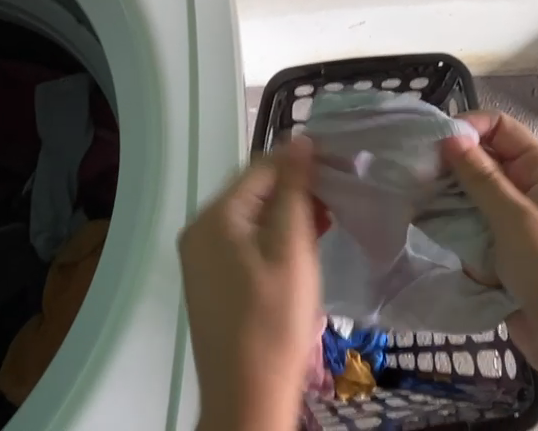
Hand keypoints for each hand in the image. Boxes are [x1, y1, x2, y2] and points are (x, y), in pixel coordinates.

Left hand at [180, 137, 321, 430]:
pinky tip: (301, 248)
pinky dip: (272, 238)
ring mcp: (200, 258)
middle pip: (253, 192)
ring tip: (324, 222)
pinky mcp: (210, 281)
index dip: (300, 161)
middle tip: (336, 198)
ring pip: (250, 217)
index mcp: (214, 217)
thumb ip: (294, 189)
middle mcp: (198, 230)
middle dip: (295, 189)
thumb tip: (299, 139)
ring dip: (286, 214)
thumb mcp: (292, 247)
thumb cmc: (273, 319)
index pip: (261, 168)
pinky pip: (243, 241)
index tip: (338, 163)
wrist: (246, 397)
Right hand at [440, 111, 537, 378]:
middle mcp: (523, 189)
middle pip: (479, 161)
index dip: (468, 127)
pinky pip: (466, 228)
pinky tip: (426, 230)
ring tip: (414, 201)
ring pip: (467, 196)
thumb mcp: (517, 220)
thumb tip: (450, 135)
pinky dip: (451, 231)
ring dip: (446, 201)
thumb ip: (481, 178)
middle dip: (449, 166)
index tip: (431, 142)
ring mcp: (509, 222)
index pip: (499, 128)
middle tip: (413, 173)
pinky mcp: (496, 252)